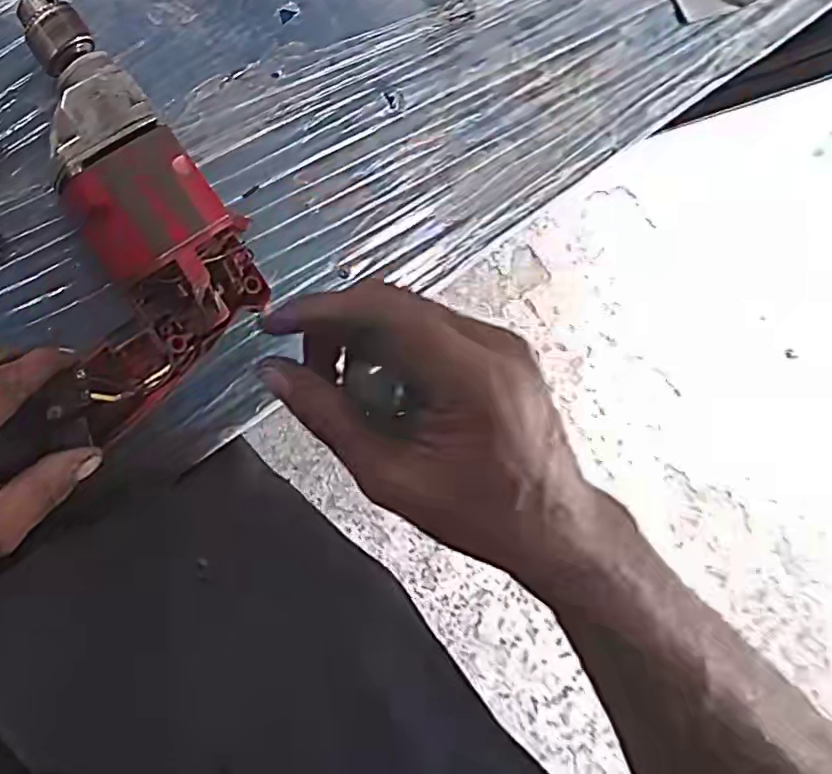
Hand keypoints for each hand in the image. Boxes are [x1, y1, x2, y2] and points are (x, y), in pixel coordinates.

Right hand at [258, 279, 605, 589]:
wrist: (558, 530)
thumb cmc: (483, 515)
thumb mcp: (388, 476)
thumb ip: (325, 417)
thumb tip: (274, 373)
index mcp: (472, 374)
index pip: (382, 311)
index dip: (319, 311)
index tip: (277, 324)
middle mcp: (490, 343)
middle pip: (387, 303)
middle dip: (333, 327)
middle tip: (304, 368)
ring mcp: (495, 340)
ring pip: (400, 311)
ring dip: (357, 338)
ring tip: (342, 387)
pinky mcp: (491, 347)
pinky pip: (420, 326)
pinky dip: (384, 347)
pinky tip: (377, 387)